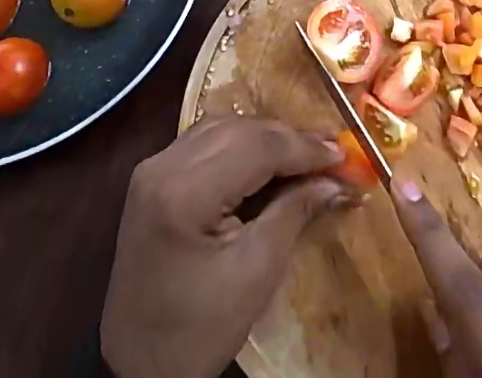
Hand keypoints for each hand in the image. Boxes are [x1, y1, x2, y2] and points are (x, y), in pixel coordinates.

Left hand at [101, 118, 355, 377]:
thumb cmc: (200, 327)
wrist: (137, 365)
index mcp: (184, 191)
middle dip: (288, 138)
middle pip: (238, 130)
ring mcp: (153, 167)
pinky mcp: (153, 176)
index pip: (256, 147)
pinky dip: (241, 143)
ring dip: (266, 136)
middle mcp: (163, 165)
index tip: (344, 153)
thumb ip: (295, 211)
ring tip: (306, 151)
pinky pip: (205, 141)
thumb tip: (337, 180)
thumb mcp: (257, 271)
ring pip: (222, 127)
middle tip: (332, 150)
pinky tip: (268, 156)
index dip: (303, 147)